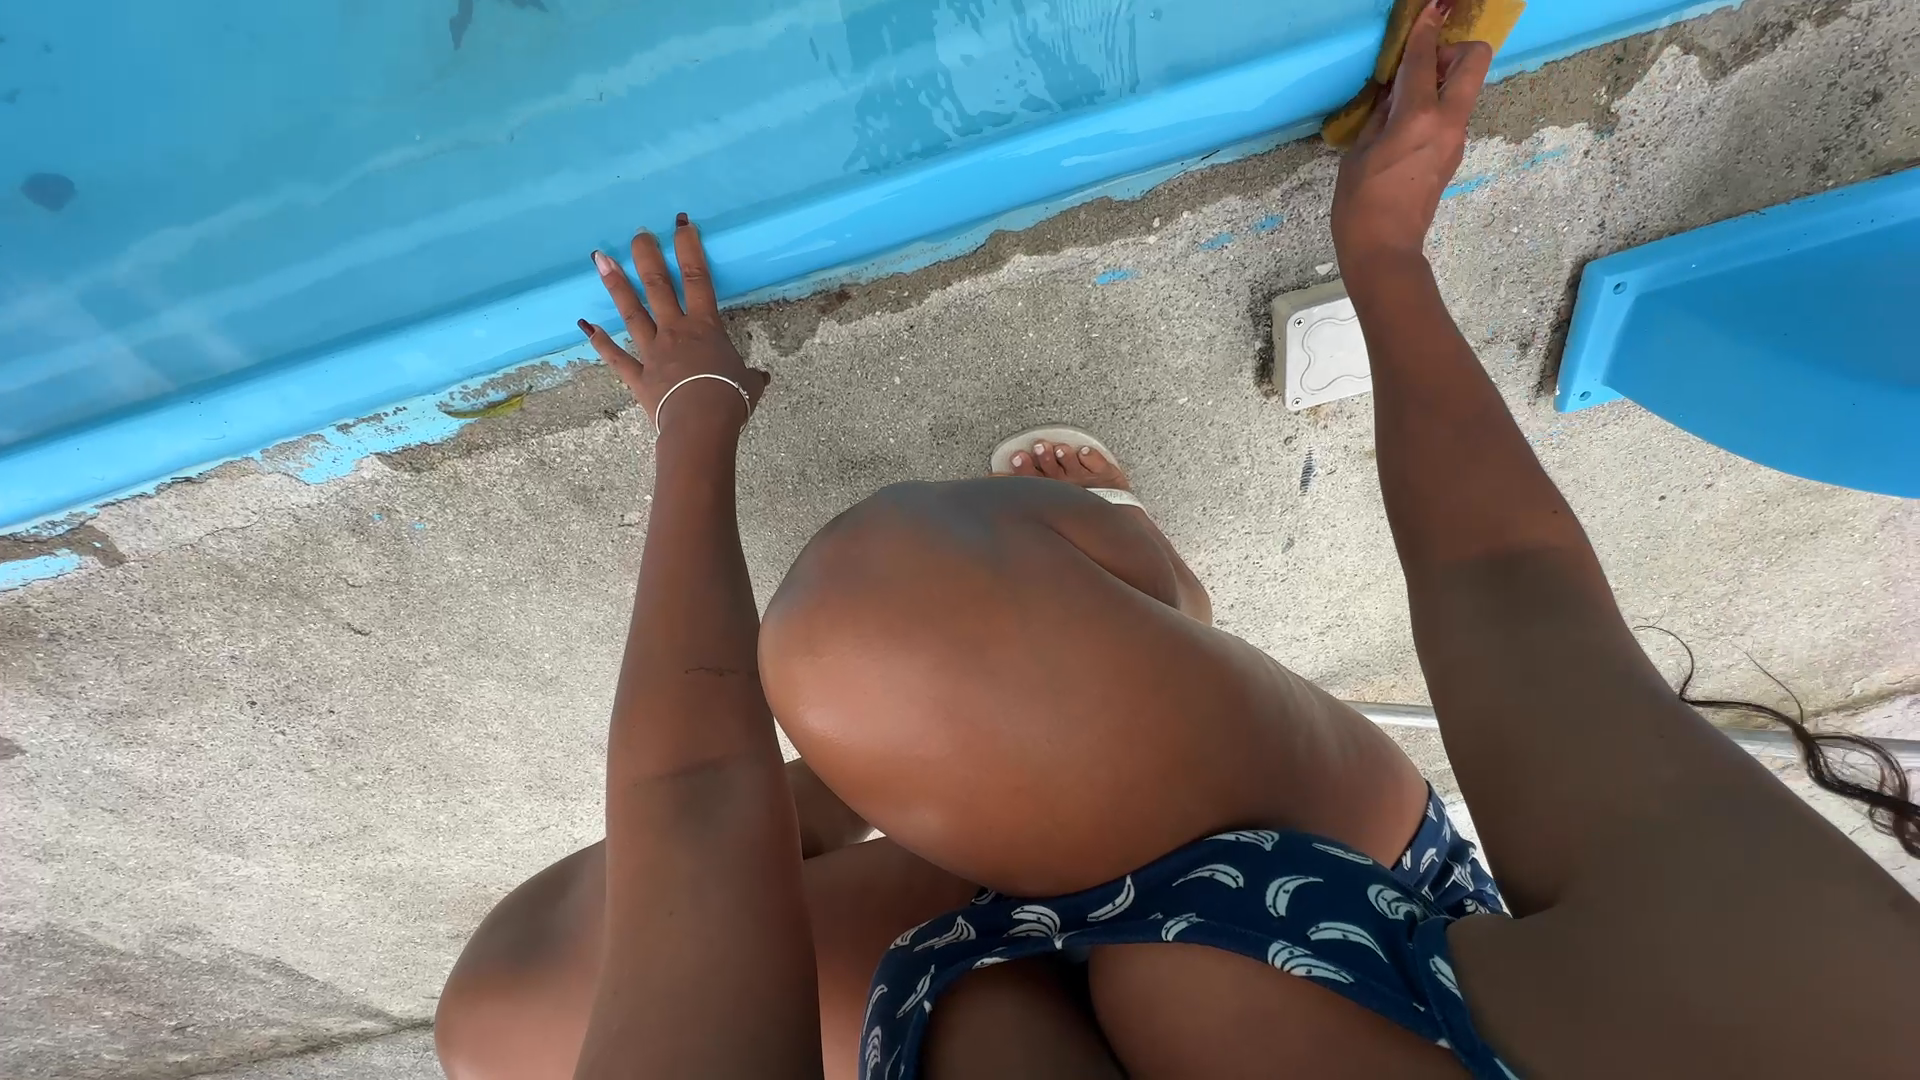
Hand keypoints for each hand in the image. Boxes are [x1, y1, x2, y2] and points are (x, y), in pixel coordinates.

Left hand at [579, 214, 770, 435]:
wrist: (701, 425)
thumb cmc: (731, 399)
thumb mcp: (750, 384)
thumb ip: (751, 375)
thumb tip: (760, 376)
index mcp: (705, 327)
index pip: (697, 278)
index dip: (689, 248)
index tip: (681, 224)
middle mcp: (675, 331)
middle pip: (657, 285)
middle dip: (647, 255)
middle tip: (638, 233)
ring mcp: (652, 352)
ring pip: (632, 312)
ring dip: (616, 284)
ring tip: (600, 257)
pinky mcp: (639, 376)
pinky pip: (617, 358)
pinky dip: (602, 343)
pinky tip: (588, 327)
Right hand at [1331, 0, 1490, 267]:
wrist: (1383, 250)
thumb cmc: (1359, 207)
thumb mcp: (1357, 156)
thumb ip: (1379, 119)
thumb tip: (1391, 98)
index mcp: (1417, 117)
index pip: (1423, 59)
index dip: (1424, 30)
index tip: (1429, 9)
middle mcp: (1447, 121)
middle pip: (1473, 59)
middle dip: (1450, 52)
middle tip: (1419, 70)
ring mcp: (1455, 139)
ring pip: (1463, 89)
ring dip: (1440, 84)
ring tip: (1402, 108)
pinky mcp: (1452, 156)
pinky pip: (1451, 116)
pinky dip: (1433, 111)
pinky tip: (1404, 134)